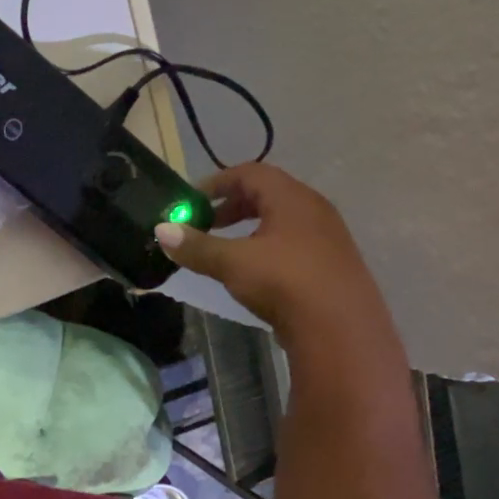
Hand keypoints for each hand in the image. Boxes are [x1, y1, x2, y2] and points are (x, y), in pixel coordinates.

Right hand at [154, 164, 390, 343]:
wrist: (337, 325)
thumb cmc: (283, 282)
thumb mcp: (232, 263)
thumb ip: (196, 246)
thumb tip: (161, 230)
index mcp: (292, 198)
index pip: (251, 173)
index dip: (217, 182)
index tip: (190, 201)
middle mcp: (312, 209)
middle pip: (266, 193)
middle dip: (230, 205)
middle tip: (203, 225)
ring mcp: (323, 236)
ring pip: (279, 219)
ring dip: (247, 226)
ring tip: (223, 249)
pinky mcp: (326, 261)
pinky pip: (289, 240)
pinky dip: (263, 244)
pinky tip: (251, 270)